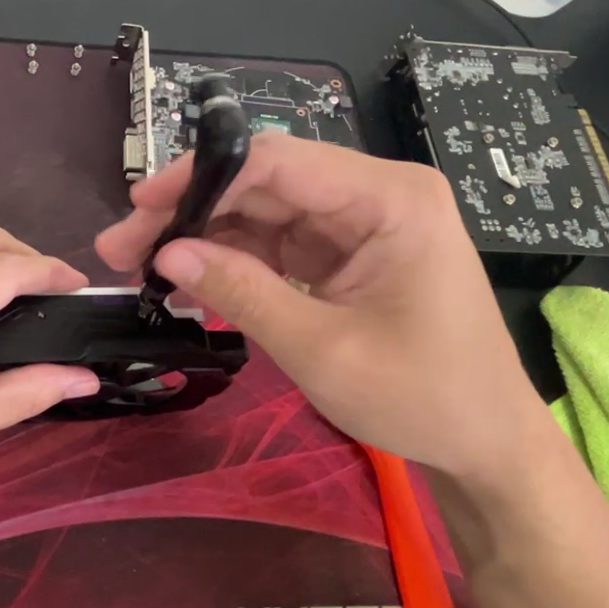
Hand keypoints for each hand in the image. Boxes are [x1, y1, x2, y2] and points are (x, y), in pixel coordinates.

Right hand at [95, 136, 542, 482]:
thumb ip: (241, 293)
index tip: (140, 207)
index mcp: (390, 199)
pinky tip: (185, 283)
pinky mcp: (345, 254)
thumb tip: (165, 253)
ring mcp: (358, 224)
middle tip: (121, 248)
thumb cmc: (423, 398)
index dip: (201, 176)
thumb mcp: (322, 349)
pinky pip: (275, 244)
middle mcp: (374, 196)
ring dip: (202, 239)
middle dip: (191, 212)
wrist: (486, 446)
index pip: (277, 161)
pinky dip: (231, 263)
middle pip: (263, 184)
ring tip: (140, 267)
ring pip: (261, 213)